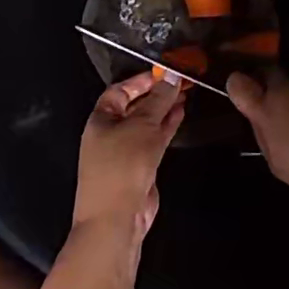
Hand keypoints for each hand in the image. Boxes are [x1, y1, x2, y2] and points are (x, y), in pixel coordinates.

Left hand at [74, 72, 185, 235]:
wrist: (116, 217)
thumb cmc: (122, 164)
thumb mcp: (143, 125)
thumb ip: (160, 99)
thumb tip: (172, 75)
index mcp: (100, 120)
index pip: (120, 90)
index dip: (142, 80)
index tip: (166, 72)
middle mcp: (110, 132)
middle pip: (135, 105)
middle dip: (158, 93)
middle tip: (183, 80)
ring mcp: (126, 149)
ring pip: (148, 121)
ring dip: (166, 108)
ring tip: (187, 93)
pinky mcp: (141, 164)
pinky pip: (155, 137)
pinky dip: (167, 124)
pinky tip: (181, 113)